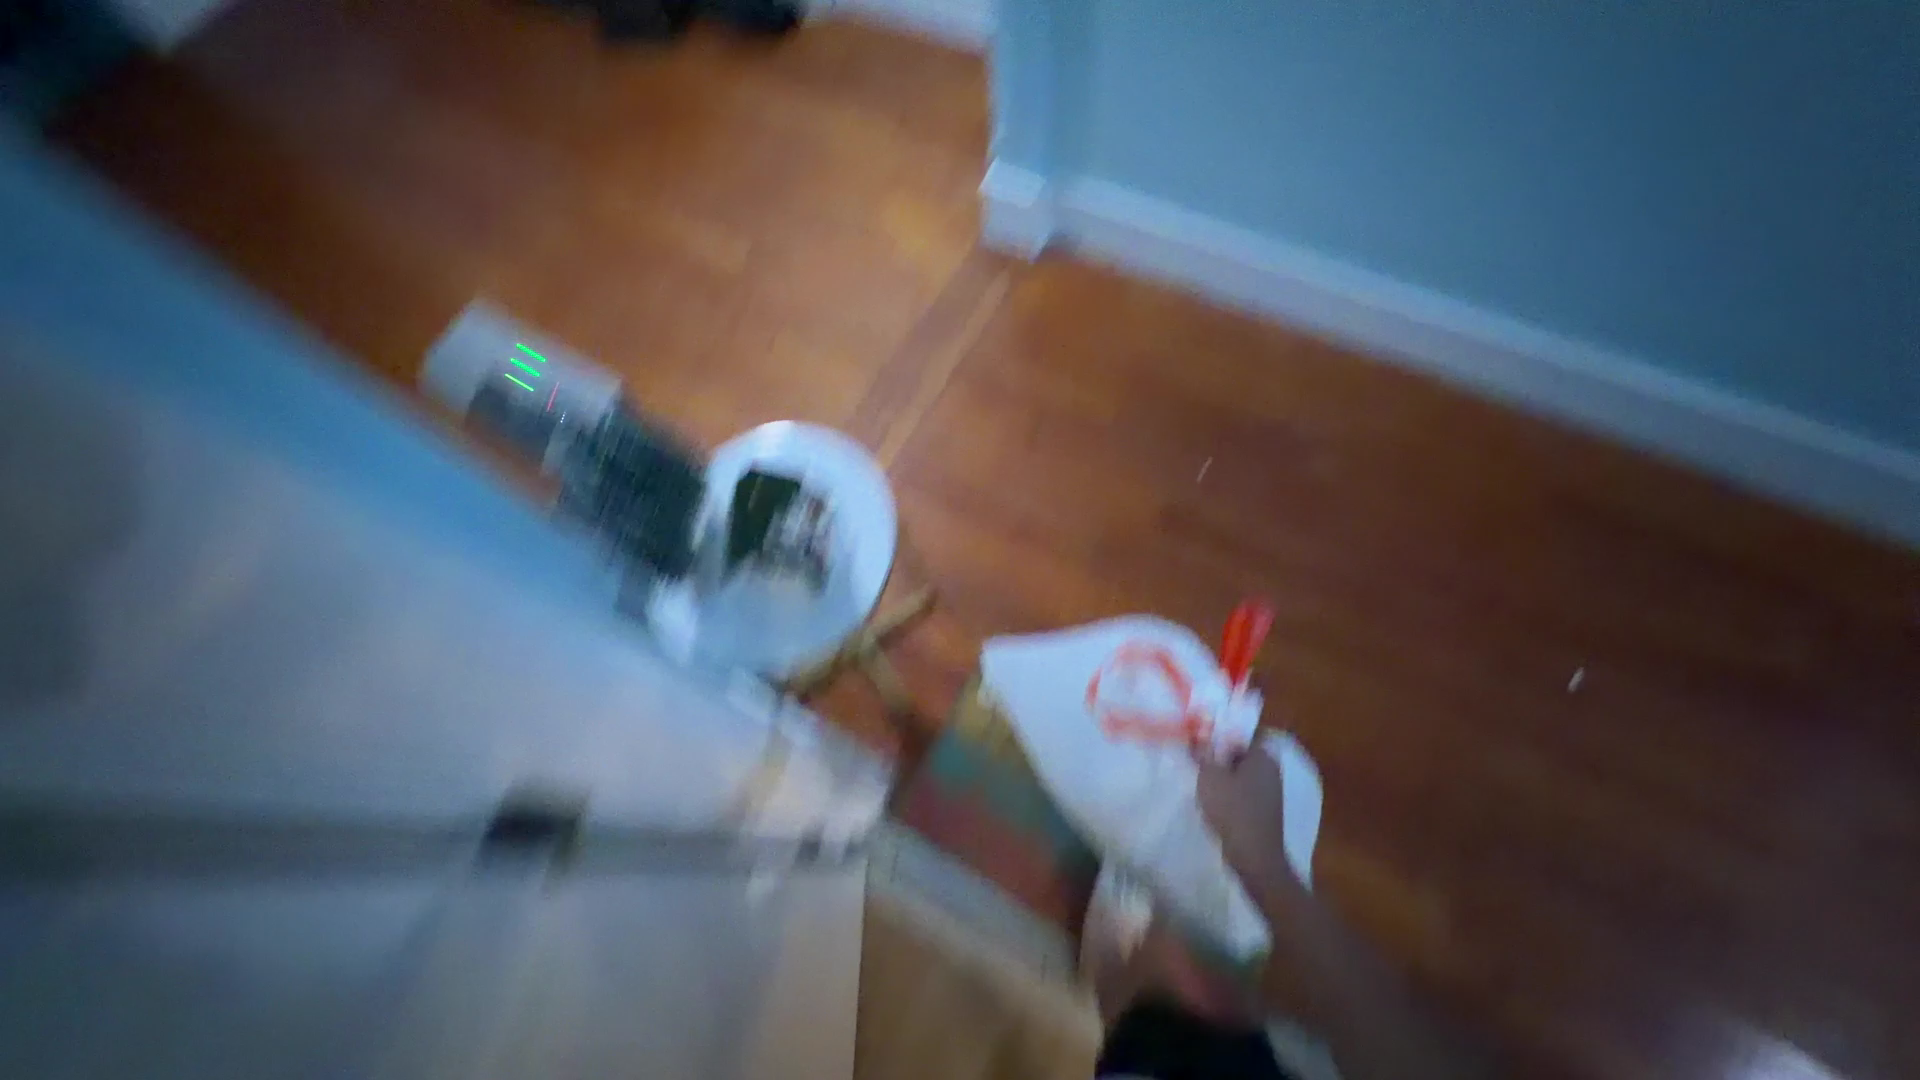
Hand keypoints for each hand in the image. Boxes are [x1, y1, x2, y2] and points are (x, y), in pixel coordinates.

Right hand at [1196, 739, 1304, 905]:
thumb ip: (1202, 752)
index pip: (1246, 731)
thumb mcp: (1209, 776)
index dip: (1225, 728)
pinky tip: (1211, 796)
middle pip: (1243, 751)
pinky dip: (1229, 789)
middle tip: (1196, 751)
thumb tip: (1196, 733)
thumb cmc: (1232, 809)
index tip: (1203, 731)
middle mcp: (1271, 770)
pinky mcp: (1264, 810)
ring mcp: (1270, 792)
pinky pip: (1244, 790)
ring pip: (1242, 772)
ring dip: (1223, 771)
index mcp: (1263, 756)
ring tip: (1199, 773)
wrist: (1254, 856)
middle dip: (1220, 750)